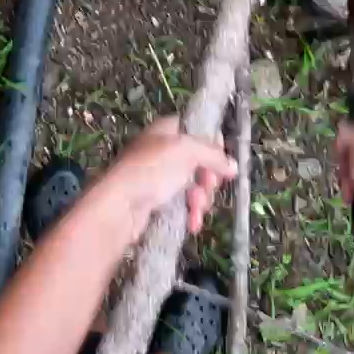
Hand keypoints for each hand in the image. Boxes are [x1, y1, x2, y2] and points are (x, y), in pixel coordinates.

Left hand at [92, 117, 237, 237]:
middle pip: (198, 161)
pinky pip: (181, 204)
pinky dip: (190, 213)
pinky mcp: (155, 201)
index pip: (198, 129)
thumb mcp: (187, 151)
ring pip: (192, 185)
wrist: (119, 206)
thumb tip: (234, 165)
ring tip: (196, 210)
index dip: (213, 144)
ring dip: (200, 199)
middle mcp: (162, 150)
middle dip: (208, 178)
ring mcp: (158, 177)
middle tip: (209, 187)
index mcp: (166, 130)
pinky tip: (192, 223)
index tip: (222, 160)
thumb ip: (213, 154)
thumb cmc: (152, 169)